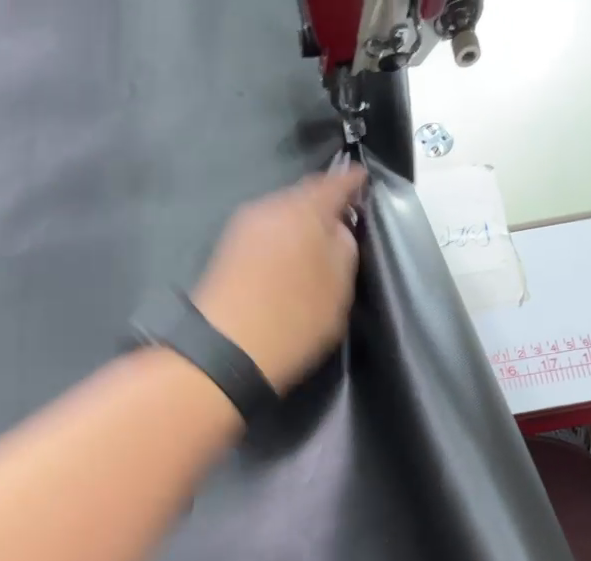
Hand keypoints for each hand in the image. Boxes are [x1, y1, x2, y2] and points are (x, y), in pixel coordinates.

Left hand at [191, 166, 365, 391]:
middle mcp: (270, 206)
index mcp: (305, 208)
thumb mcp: (339, 289)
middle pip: (304, 196)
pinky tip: (288, 263)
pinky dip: (280, 242)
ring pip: (282, 216)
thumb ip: (345, 249)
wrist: (226, 349)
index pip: (337, 182)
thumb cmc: (294, 318)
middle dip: (323, 206)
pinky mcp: (227, 251)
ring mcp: (243, 227)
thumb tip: (339, 229)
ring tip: (315, 248)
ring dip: (299, 226)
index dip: (353, 182)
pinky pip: (264, 236)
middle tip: (341, 222)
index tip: (364, 181)